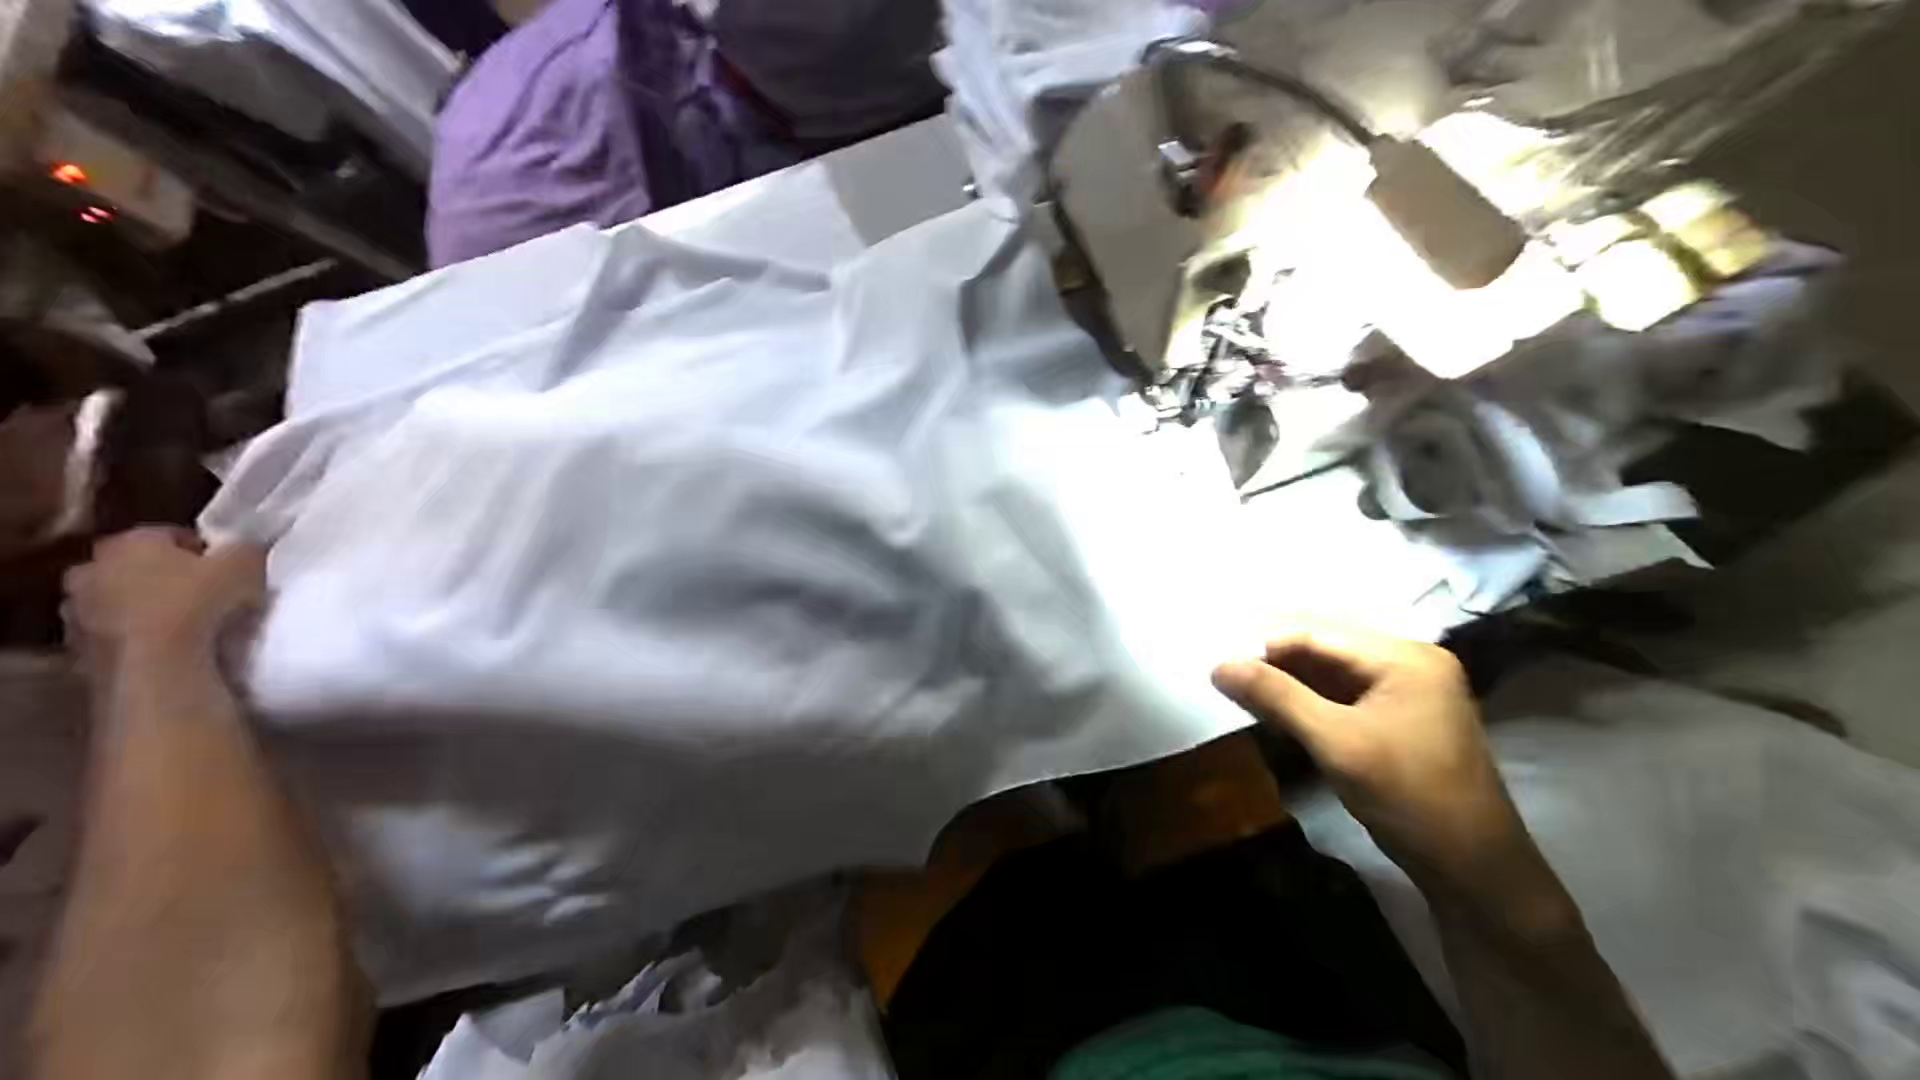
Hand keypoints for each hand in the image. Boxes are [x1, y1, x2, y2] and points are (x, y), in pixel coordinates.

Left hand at [64, 528, 267, 666]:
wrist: (154, 662)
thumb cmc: (199, 602)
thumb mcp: (246, 564)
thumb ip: (241, 549)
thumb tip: (237, 550)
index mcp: (127, 542)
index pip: (170, 534)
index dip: (203, 549)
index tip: (227, 567)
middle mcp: (90, 568)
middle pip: (136, 566)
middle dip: (164, 575)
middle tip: (203, 592)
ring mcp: (75, 609)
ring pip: (119, 599)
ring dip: (145, 605)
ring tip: (186, 622)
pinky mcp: (76, 645)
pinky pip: (114, 631)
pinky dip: (135, 633)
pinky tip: (166, 644)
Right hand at [1212, 623, 1540, 901]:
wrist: (1475, 869)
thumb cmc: (1409, 798)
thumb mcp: (1336, 743)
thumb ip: (1277, 697)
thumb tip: (1219, 665)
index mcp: (1405, 657)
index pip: (1318, 634)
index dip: (1264, 645)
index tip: (1218, 661)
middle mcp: (1409, 660)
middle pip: (1324, 646)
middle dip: (1273, 658)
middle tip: (1223, 671)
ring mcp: (1407, 687)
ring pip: (1329, 669)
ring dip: (1286, 679)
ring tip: (1238, 687)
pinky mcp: (1399, 713)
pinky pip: (1341, 691)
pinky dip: (1306, 698)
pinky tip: (1273, 706)